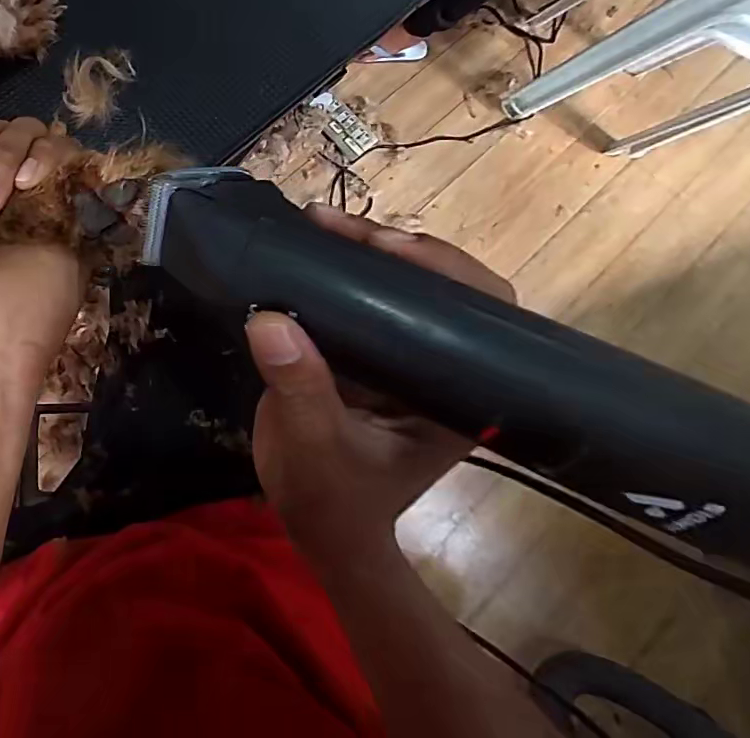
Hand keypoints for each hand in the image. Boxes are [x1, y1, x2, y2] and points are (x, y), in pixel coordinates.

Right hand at [247, 204, 515, 555]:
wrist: (317, 526)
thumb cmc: (328, 500)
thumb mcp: (312, 449)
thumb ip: (299, 390)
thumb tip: (269, 320)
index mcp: (458, 393)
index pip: (480, 313)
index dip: (444, 268)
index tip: (388, 249)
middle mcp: (442, 365)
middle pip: (440, 283)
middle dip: (393, 246)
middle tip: (336, 227)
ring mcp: (405, 354)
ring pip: (402, 282)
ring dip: (362, 247)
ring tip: (317, 223)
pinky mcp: (371, 348)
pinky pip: (365, 296)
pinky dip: (339, 266)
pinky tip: (309, 244)